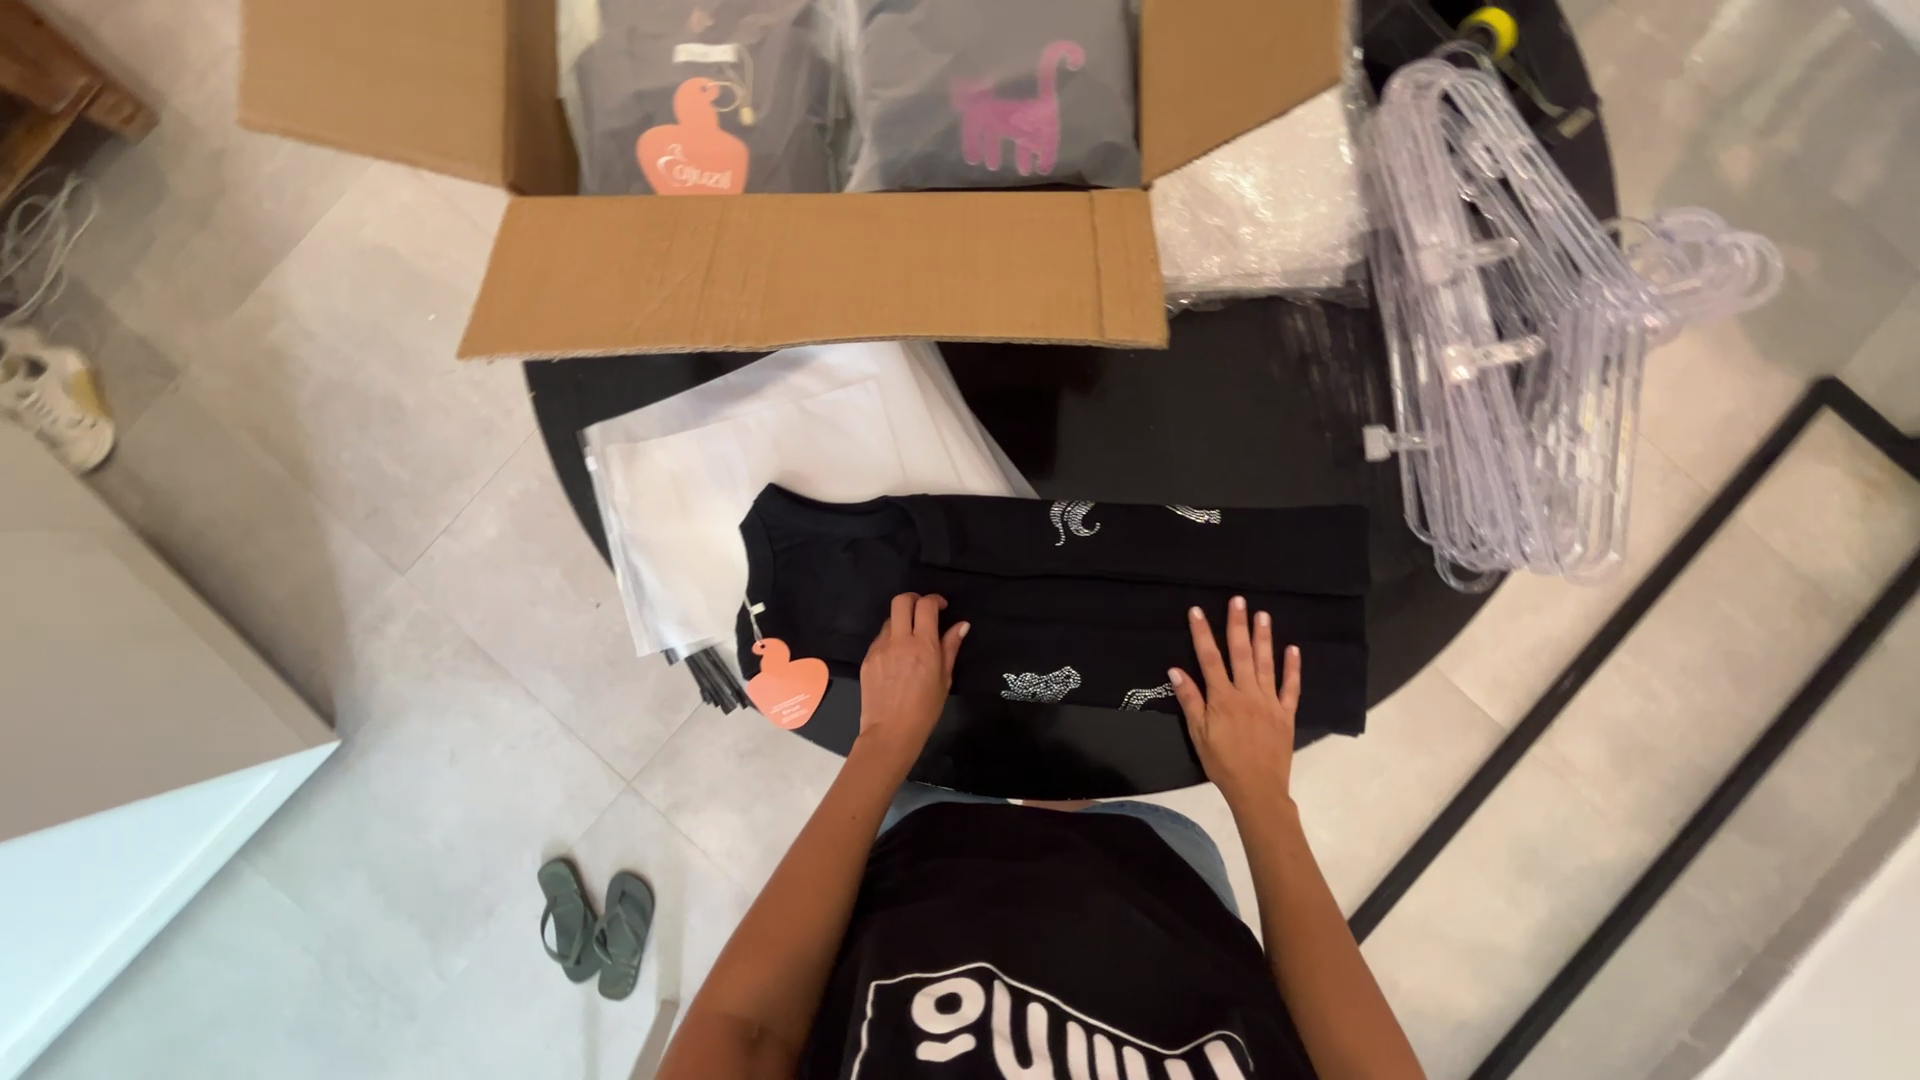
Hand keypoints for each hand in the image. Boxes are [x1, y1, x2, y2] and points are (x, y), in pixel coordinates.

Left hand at [857, 593, 967, 762]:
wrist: (891, 731)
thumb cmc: (925, 709)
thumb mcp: (945, 678)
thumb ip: (951, 647)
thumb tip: (962, 625)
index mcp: (923, 645)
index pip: (926, 606)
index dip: (934, 600)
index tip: (941, 606)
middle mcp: (899, 641)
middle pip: (901, 601)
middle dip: (913, 599)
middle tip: (922, 610)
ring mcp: (880, 649)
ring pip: (889, 620)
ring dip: (901, 622)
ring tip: (910, 639)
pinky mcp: (868, 658)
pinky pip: (880, 639)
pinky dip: (890, 640)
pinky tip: (896, 658)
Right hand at [1169, 597, 1301, 815]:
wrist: (1257, 789)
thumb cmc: (1222, 762)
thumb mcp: (1198, 734)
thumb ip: (1190, 700)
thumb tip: (1176, 670)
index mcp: (1222, 698)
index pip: (1209, 658)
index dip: (1202, 633)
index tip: (1197, 611)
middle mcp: (1247, 694)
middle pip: (1241, 653)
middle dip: (1237, 625)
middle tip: (1237, 600)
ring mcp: (1269, 702)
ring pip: (1266, 663)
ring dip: (1263, 637)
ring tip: (1263, 614)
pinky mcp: (1286, 713)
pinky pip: (1291, 687)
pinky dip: (1292, 667)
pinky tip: (1293, 648)